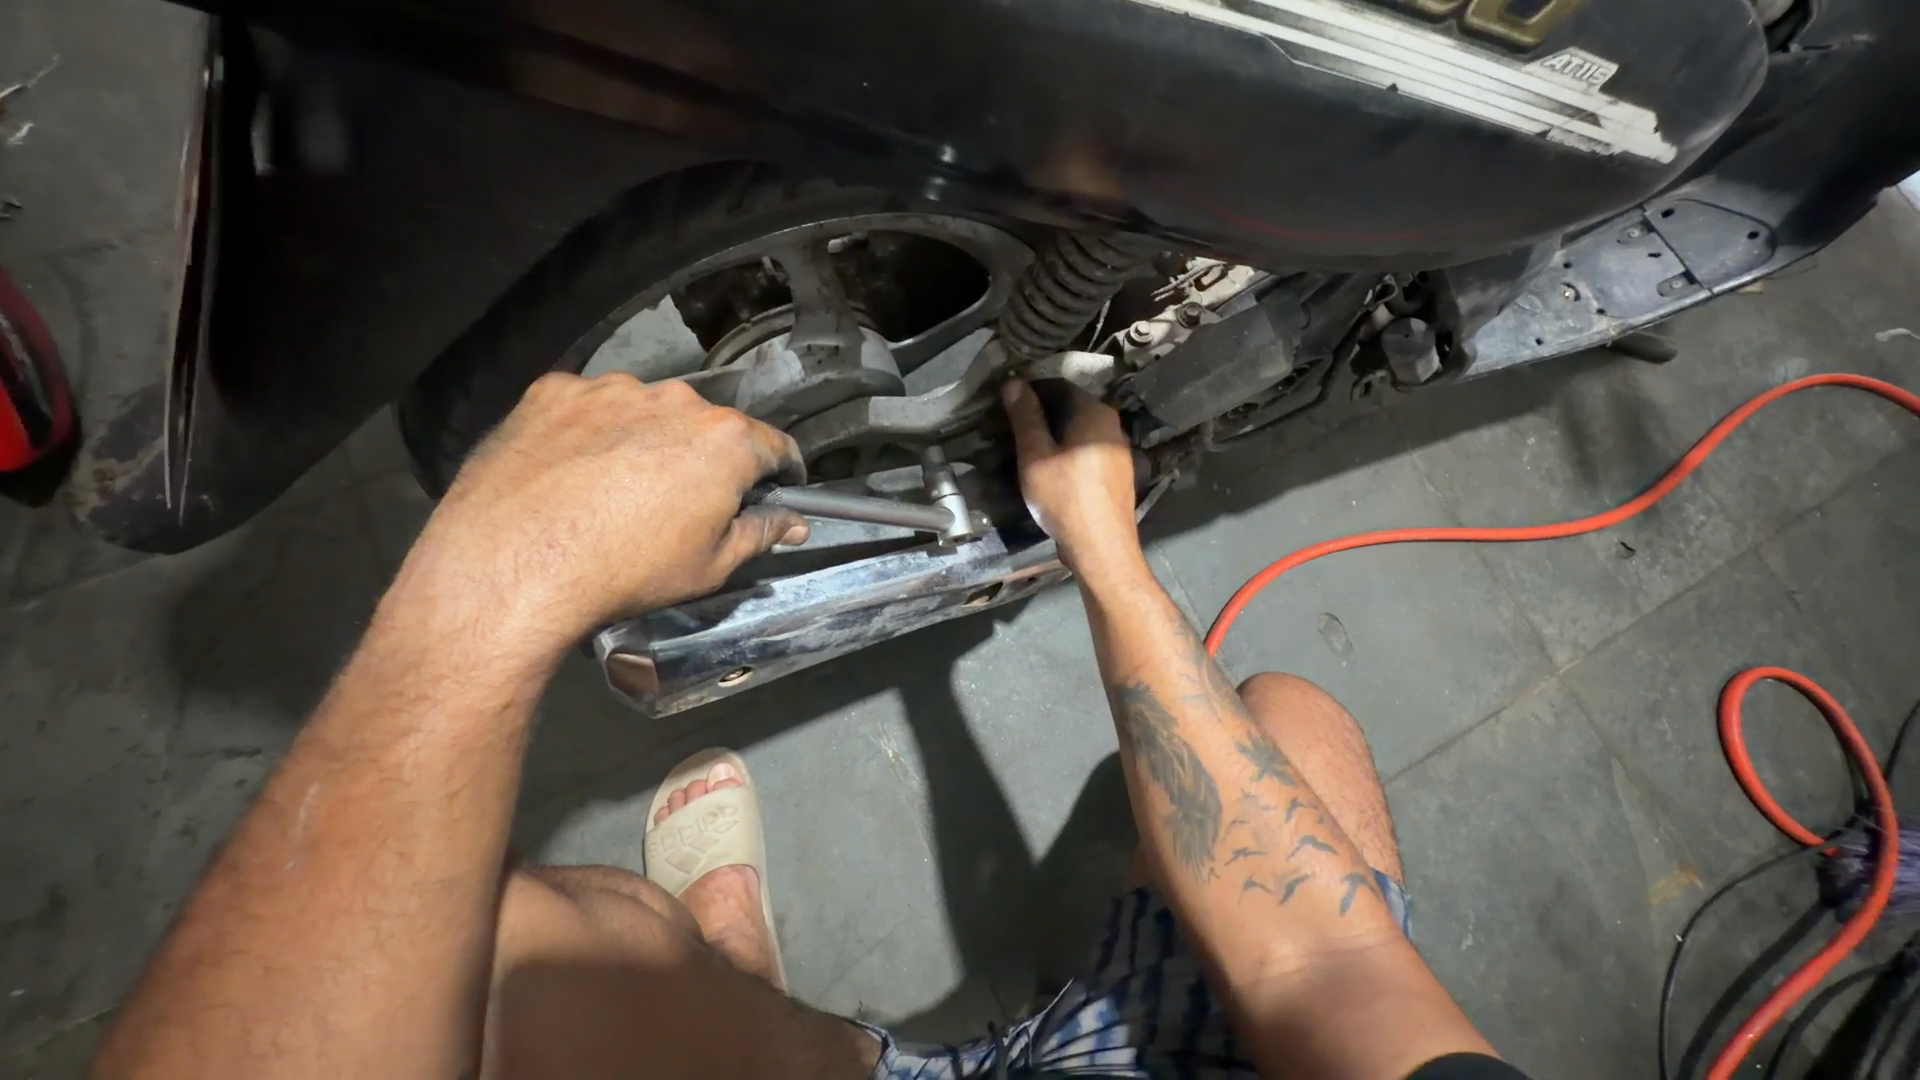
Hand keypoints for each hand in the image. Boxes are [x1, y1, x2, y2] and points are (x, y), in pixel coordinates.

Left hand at [390, 372, 808, 659]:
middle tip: (688, 503)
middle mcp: (676, 399)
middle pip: (711, 427)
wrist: (511, 567)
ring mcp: (612, 389)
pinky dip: (597, 432)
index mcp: (726, 440)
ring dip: (652, 441)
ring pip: (651, 413)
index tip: (775, 491)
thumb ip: (761, 532)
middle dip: (711, 459)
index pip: (776, 447)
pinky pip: (593, 407)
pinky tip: (578, 473)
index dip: (782, 474)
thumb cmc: (626, 571)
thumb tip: (792, 521)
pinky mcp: (556, 392)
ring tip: (622, 490)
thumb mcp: (711, 565)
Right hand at [1001, 378, 1142, 579]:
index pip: (1060, 385)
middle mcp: (1113, 426)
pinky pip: (1088, 451)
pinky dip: (1068, 453)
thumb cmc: (1065, 498)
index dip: (1031, 390)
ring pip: (1081, 432)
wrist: (1101, 547)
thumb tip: (1015, 382)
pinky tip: (1051, 468)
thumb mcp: (1035, 456)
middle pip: (1072, 408)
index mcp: (1095, 413)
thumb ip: (1026, 418)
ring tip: (1028, 448)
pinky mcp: (1118, 474)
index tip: (1008, 403)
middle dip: (1043, 414)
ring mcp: (1119, 451)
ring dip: (1055, 435)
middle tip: (1013, 427)